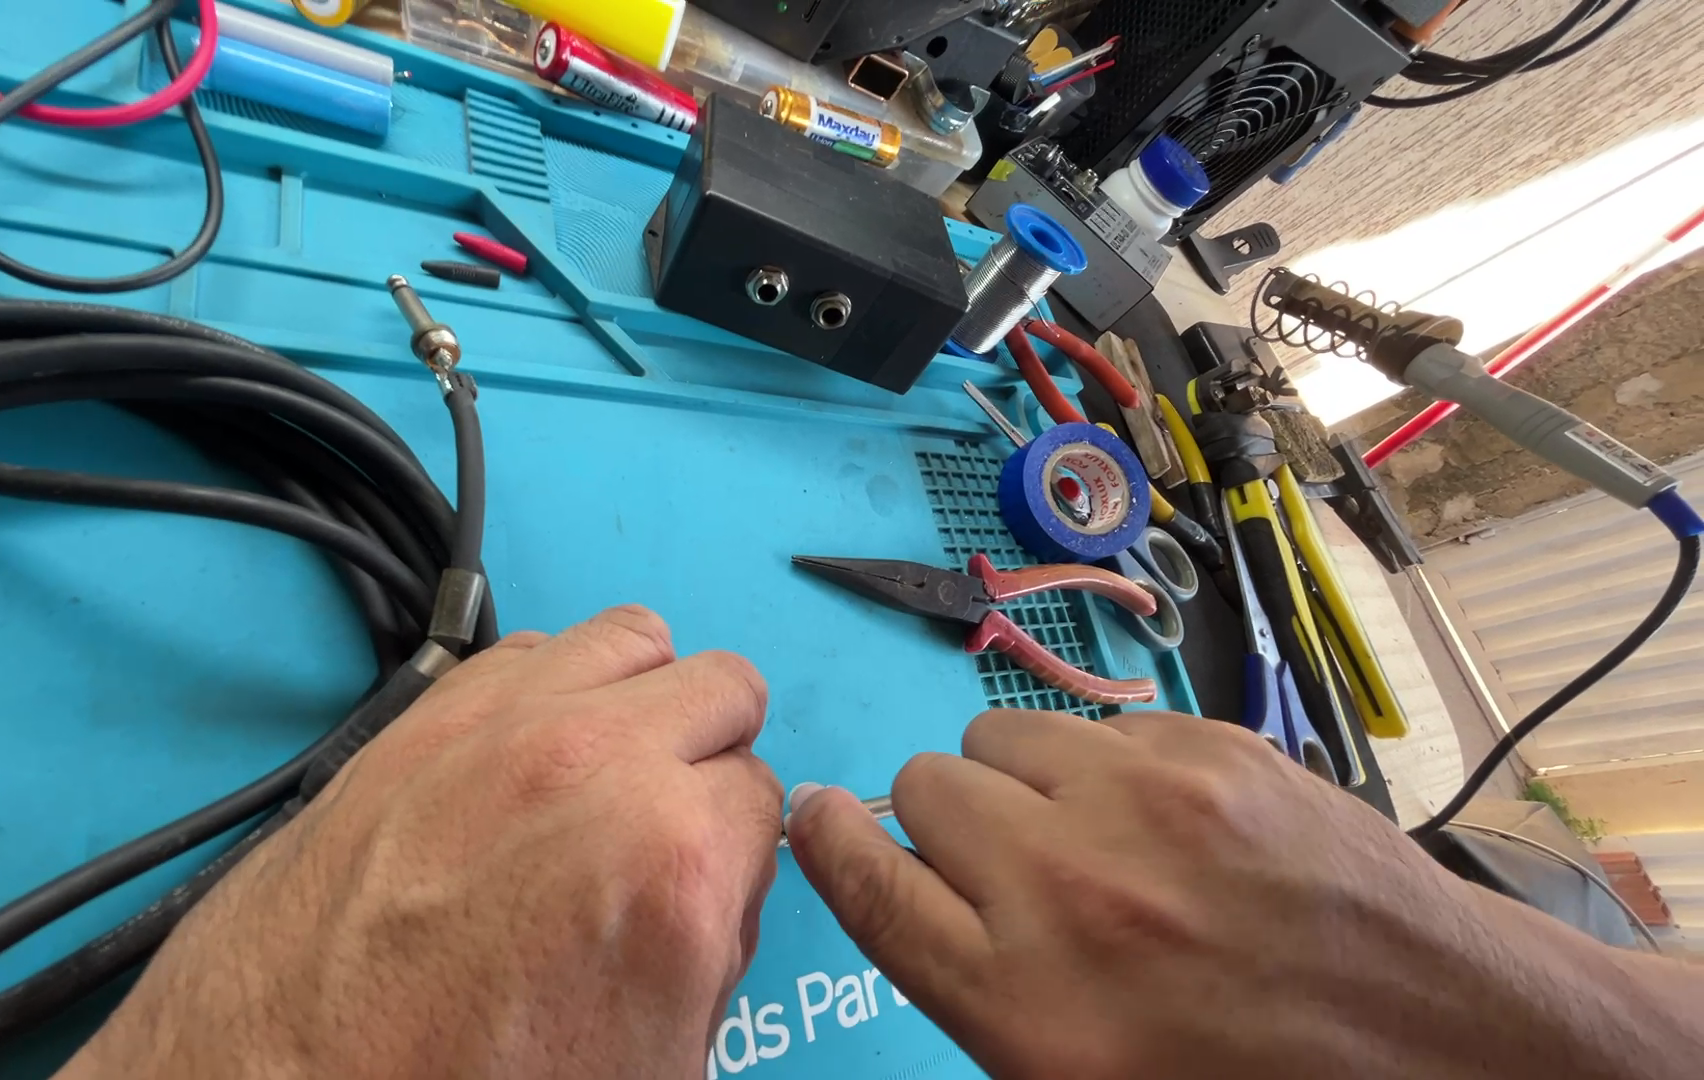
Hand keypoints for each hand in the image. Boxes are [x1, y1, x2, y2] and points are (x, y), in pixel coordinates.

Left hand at [59, 606, 783, 1079]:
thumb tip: (723, 865)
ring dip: (644, 692)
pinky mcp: (435, 708)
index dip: (737, 844)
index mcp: (678, 861)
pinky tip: (534, 745)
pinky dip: (558, 683)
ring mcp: (513, 721)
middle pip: (725, 686)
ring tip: (611, 755)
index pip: (764, 793)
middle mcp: (606, 762)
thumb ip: (721, 938)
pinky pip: (541, 647)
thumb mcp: (662, 1062)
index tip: (701, 872)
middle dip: (712, 750)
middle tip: (671, 806)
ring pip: (639, 637)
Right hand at [785, 711, 1703, 1079]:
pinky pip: (1088, 728)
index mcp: (1030, 1007)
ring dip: (1018, 780)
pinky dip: (1103, 769)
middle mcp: (1073, 891)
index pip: (868, 880)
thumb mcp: (1070, 1076)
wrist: (1460, 1054)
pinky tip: (1169, 821)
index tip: (818, 812)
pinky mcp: (1208, 744)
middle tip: (1013, 861)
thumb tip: (877, 853)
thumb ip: (958, 965)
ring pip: (995, 733)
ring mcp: (1149, 801)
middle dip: (950, 820)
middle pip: (922, 784)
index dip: (829, 838)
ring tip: (1091, 830)